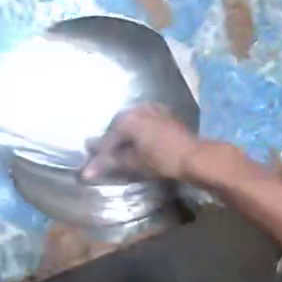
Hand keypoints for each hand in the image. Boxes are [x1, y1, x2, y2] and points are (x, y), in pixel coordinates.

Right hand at [82, 102, 213, 181]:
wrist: (195, 156)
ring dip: (125, 136)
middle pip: (118, 127)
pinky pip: (145, 121)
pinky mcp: (167, 115)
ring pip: (132, 122)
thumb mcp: (134, 162)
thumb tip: (86, 172)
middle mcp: (138, 109)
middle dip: (111, 143)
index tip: (89, 169)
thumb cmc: (162, 159)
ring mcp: (154, 109)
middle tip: (104, 158)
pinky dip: (139, 131)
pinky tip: (139, 142)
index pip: (107, 139)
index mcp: (127, 118)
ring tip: (121, 151)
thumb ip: (110, 163)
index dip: (98, 156)